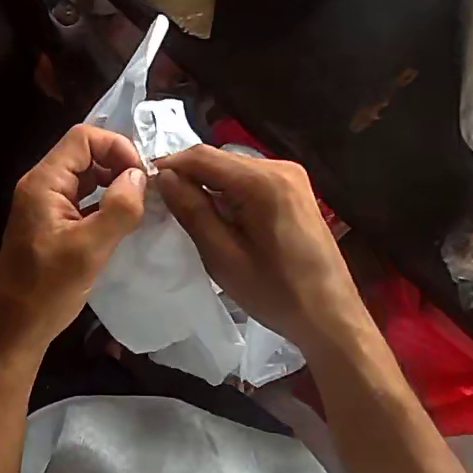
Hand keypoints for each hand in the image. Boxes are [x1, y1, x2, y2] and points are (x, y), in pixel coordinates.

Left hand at [0, 124, 147, 356]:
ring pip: (85, 176)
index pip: (83, 138)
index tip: (141, 176)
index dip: (117, 148)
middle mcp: (40, 186)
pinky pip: (81, 199)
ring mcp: (44, 205)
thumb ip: (118, 209)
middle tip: (145, 193)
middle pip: (84, 153)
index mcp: (43, 183)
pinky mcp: (51, 224)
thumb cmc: (47, 290)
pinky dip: (103, 202)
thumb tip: (140, 176)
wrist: (16, 329)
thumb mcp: (89, 250)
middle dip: (118, 165)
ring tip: (138, 206)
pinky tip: (122, 221)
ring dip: (113, 184)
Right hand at [155, 144, 369, 356]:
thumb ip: (192, 211)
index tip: (143, 187)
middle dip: (186, 176)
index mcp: (262, 182)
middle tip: (160, 203)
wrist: (330, 315)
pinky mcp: (295, 190)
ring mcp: (291, 177)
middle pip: (218, 159)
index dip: (168, 166)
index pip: (201, 156)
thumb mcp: (223, 256)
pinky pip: (249, 180)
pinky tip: (217, 216)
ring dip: (206, 184)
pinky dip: (227, 192)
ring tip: (184, 212)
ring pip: (232, 168)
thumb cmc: (275, 293)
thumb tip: (163, 178)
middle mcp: (280, 167)